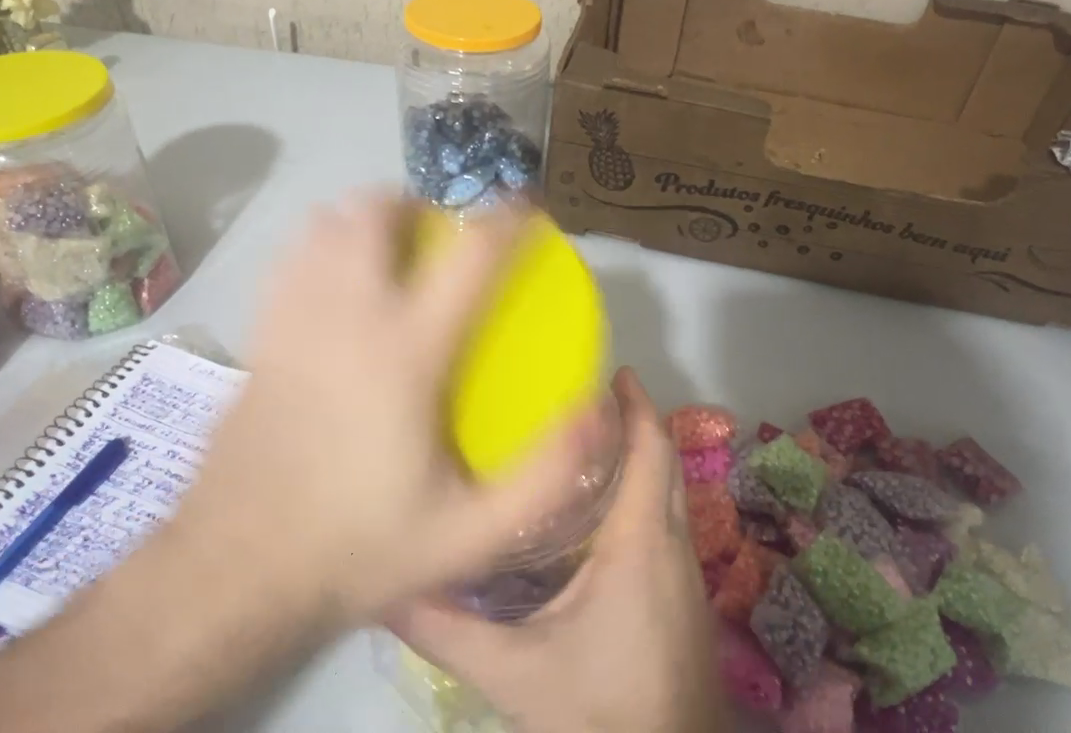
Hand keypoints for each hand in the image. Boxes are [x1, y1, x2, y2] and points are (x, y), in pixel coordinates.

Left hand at [157, 194, 588, 629]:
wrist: (232, 574)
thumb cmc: (358, 549)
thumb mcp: (470, 535)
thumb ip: (544, 477)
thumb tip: (595, 413)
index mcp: (406, 353)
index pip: (469, 255)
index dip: (507, 218)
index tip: (527, 207)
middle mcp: (346, 317)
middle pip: (375, 211)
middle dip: (417, 204)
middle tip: (444, 238)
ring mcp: (292, 321)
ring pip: (325, 224)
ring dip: (366, 221)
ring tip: (393, 255)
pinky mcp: (258, 337)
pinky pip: (291, 259)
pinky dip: (322, 250)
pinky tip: (340, 292)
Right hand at [387, 368, 726, 732]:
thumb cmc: (600, 709)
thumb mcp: (512, 672)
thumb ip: (447, 629)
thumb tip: (385, 589)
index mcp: (639, 543)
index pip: (650, 451)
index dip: (636, 405)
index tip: (610, 371)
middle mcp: (672, 546)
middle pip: (665, 464)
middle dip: (636, 425)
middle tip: (587, 402)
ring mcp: (686, 575)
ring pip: (669, 496)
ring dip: (640, 462)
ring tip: (586, 449)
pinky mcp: (684, 601)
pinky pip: (666, 526)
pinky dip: (641, 500)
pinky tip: (599, 523)